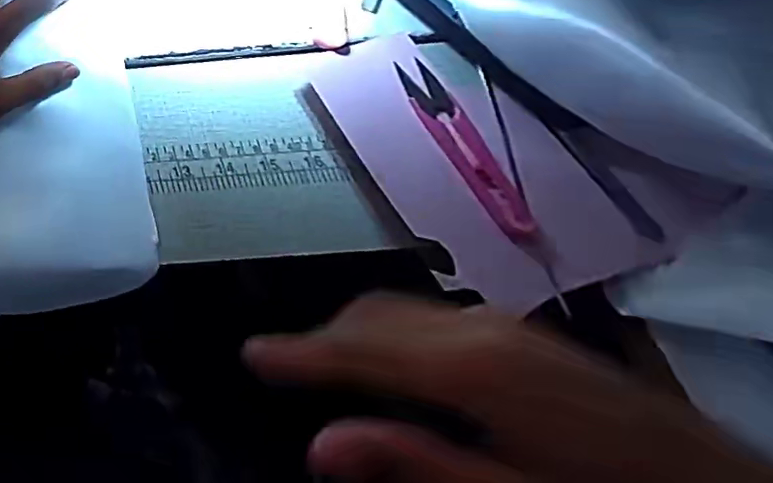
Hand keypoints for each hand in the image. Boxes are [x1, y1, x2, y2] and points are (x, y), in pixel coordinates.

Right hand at [243, 295, 772, 482]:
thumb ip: (414, 464)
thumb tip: (322, 447)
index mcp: (469, 367)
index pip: (358, 349)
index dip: (299, 352)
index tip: (252, 354)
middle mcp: (476, 327)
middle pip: (371, 316)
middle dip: (323, 338)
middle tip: (285, 364)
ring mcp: (501, 322)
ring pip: (396, 307)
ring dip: (355, 329)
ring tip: (329, 360)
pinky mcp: (521, 330)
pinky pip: (429, 314)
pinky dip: (391, 328)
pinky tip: (395, 359)